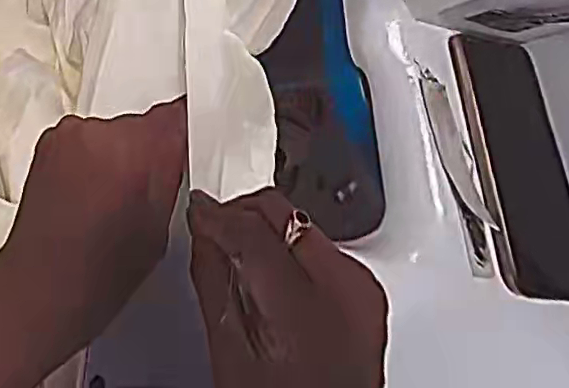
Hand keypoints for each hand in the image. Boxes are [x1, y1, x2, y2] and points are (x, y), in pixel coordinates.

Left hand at [0, 100, 185, 387]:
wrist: (34, 293)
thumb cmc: (97, 276)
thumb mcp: (158, 229)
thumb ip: (170, 175)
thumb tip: (177, 145)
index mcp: (143, 153)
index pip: (178, 114)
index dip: (183, 129)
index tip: (183, 143)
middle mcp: (108, 132)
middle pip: (145, 124)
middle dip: (147, 149)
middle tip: (140, 190)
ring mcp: (76, 132)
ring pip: (116, 130)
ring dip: (117, 152)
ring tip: (106, 196)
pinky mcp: (52, 137)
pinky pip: (87, 136)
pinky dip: (90, 155)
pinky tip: (84, 191)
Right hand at [188, 189, 387, 387]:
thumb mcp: (232, 358)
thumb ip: (214, 284)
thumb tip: (205, 235)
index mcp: (305, 305)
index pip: (253, 230)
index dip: (218, 216)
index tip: (200, 210)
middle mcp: (344, 284)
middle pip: (282, 213)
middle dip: (242, 213)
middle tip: (214, 226)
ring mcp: (362, 286)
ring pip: (302, 224)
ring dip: (267, 230)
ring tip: (240, 254)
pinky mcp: (368, 290)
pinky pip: (322, 248)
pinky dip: (292, 250)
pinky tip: (271, 273)